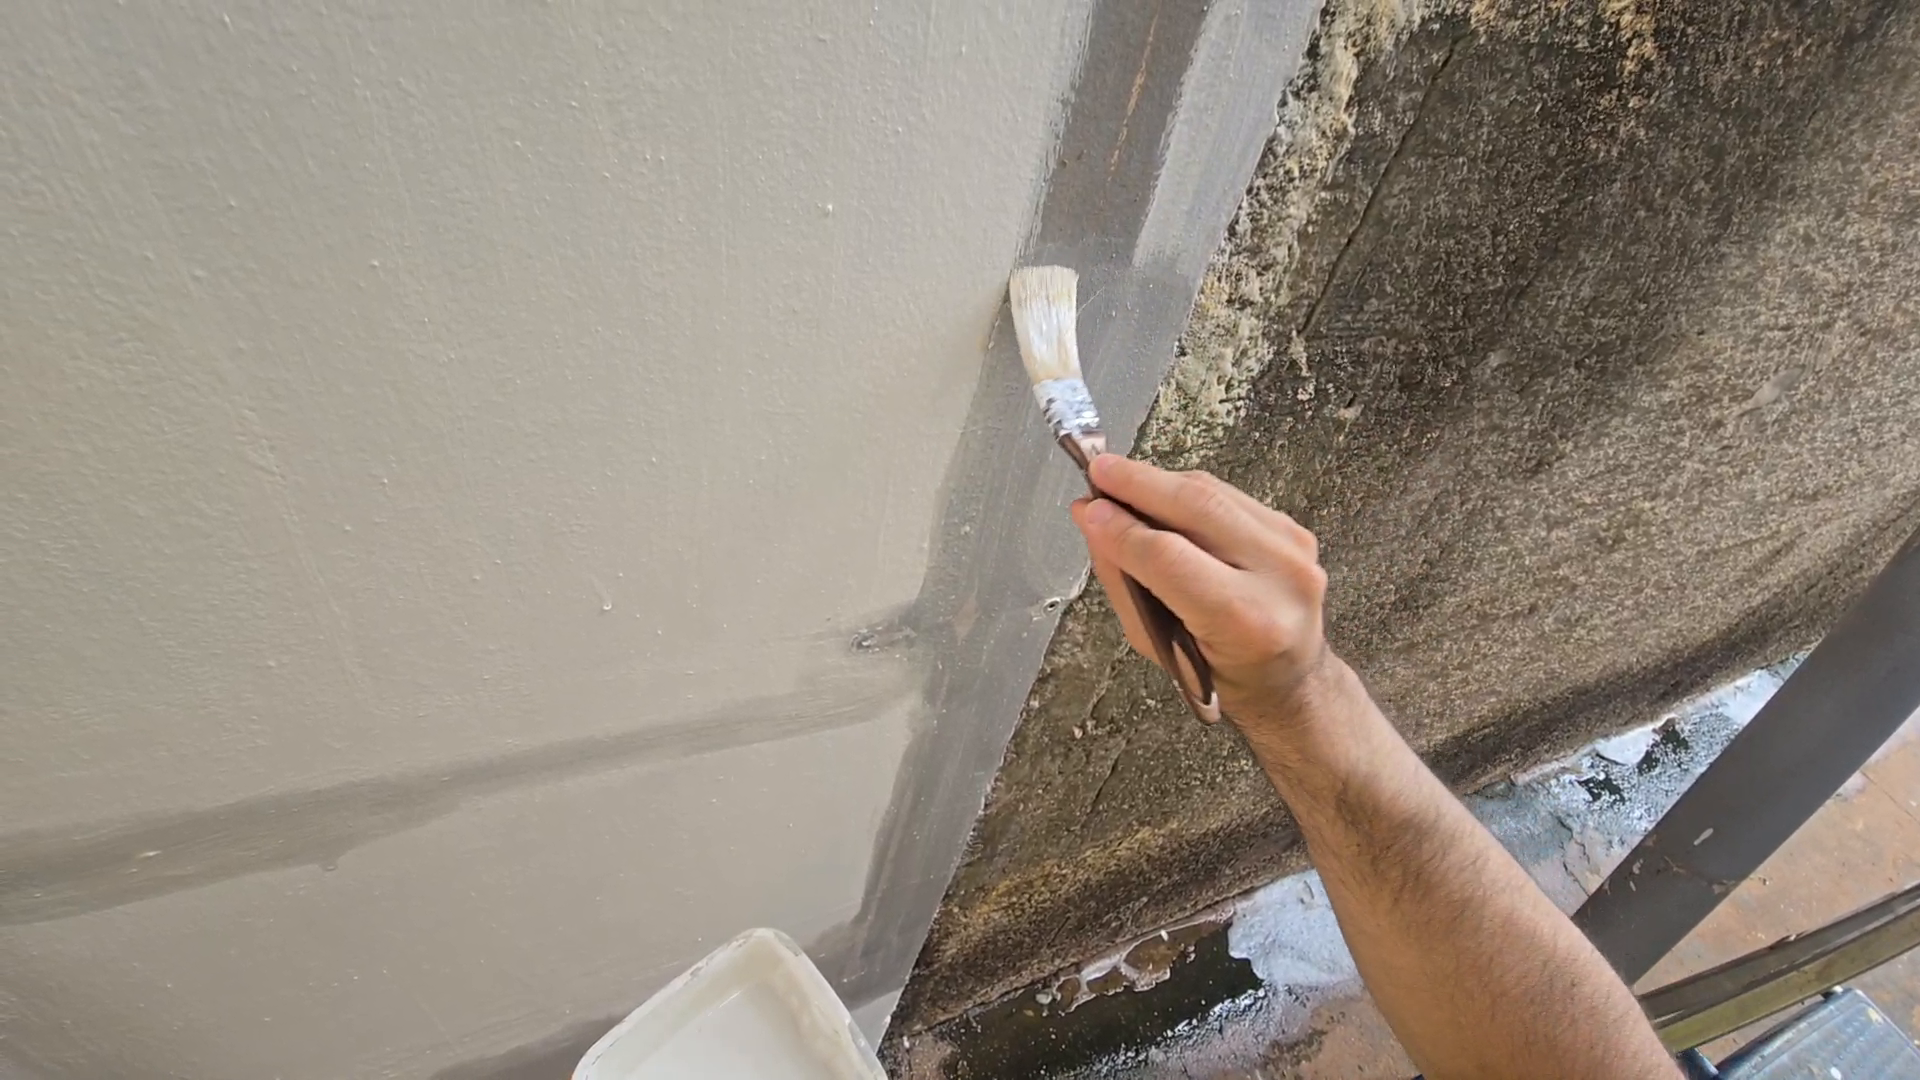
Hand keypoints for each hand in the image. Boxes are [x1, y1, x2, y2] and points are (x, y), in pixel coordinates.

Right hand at [1070, 454, 1332, 735]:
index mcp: (1245, 621)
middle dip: (1139, 484)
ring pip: (1212, 492)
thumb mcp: (1156, 642)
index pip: (1170, 558)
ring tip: (1117, 479)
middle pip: (1198, 508)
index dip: (1123, 529)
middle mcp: (1280, 577)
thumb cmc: (1216, 668)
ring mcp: (1293, 547)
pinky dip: (1184, 489)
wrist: (1288, 675)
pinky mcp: (1293, 527)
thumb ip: (1123, 580)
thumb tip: (1092, 520)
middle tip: (1097, 470)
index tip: (1087, 510)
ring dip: (1158, 481)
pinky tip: (1156, 494)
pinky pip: (1227, 494)